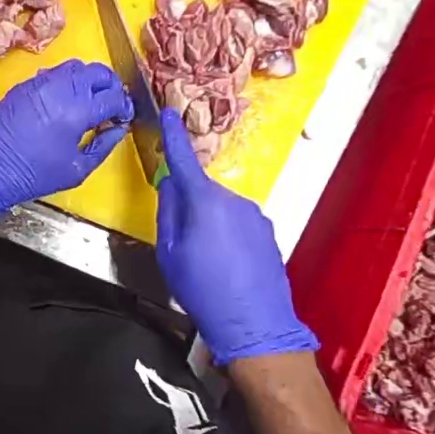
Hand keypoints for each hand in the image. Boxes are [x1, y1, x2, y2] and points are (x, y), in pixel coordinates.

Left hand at [0, 60, 133, 219]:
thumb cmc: (37, 175)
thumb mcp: (77, 169)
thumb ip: (104, 146)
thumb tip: (118, 128)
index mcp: (77, 111)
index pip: (113, 96)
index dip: (123, 107)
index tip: (122, 118)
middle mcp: (60, 89)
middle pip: (97, 72)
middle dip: (109, 86)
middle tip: (108, 105)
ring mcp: (39, 84)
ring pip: (74, 67)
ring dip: (86, 80)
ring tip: (86, 101)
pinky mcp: (23, 87)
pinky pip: (50, 74)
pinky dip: (63, 83)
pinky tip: (61, 102)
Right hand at [155, 107, 318, 363]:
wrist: (254, 321)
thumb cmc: (201, 288)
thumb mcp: (169, 253)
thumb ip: (168, 213)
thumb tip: (170, 184)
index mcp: (205, 202)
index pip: (184, 161)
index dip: (174, 136)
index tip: (168, 112)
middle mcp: (234, 200)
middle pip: (201, 192)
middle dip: (186, 206)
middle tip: (176, 243)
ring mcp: (255, 215)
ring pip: (219, 210)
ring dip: (205, 225)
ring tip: (200, 263)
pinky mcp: (266, 233)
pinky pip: (236, 224)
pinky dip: (223, 237)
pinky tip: (221, 266)